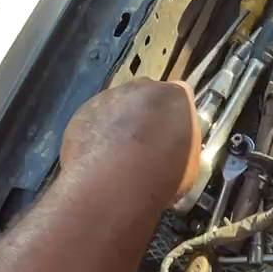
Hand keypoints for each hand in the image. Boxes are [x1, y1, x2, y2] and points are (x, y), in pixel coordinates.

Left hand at [59, 80, 199, 207]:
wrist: (112, 184)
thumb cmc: (160, 175)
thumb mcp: (189, 162)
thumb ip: (183, 142)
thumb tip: (173, 144)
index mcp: (175, 95)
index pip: (180, 97)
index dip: (174, 118)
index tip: (171, 138)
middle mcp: (143, 87)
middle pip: (148, 96)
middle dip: (147, 116)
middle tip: (145, 146)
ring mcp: (110, 96)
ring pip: (118, 105)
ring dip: (119, 123)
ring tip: (117, 156)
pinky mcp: (83, 110)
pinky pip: (95, 119)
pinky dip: (97, 133)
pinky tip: (97, 159)